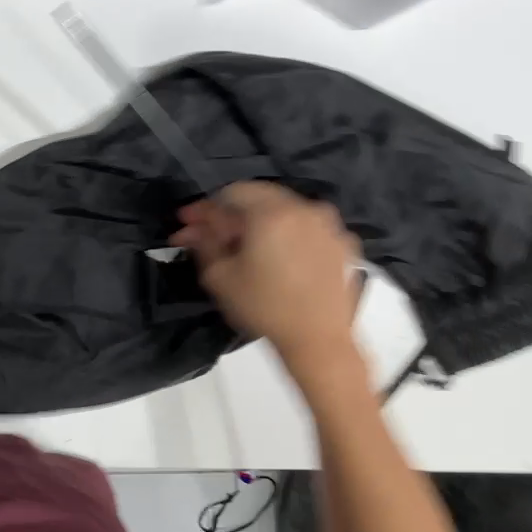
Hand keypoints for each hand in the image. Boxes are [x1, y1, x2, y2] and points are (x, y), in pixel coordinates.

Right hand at [170, 181, 359, 366]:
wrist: (320, 339)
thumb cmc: (263, 306)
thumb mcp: (220, 276)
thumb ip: (205, 243)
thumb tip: (194, 228)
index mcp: (272, 213)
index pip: (231, 192)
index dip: (204, 207)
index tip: (186, 224)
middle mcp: (305, 210)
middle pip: (260, 198)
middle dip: (230, 215)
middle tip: (209, 236)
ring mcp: (329, 226)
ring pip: (285, 212)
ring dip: (258, 224)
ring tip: (242, 247)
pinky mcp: (344, 244)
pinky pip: (307, 229)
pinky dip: (286, 236)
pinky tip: (275, 258)